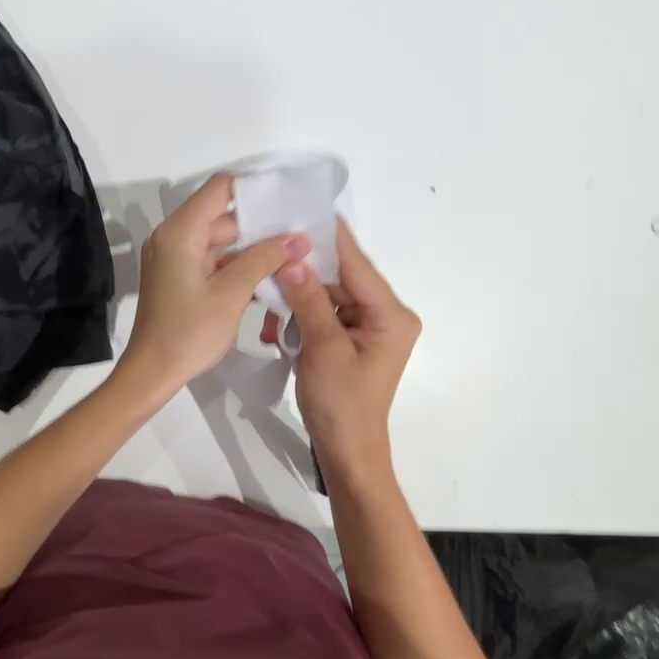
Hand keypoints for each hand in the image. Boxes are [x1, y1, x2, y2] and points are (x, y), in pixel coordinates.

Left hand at [116, 174, 300, 396]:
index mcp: (179, 233)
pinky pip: (211, 261)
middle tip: (302, 232)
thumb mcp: (232, 293)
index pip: (220, 189)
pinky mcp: (177, 278)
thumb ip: (265, 259)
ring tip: (295, 254)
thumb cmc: (189, 331)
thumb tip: (298, 238)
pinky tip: (271, 277)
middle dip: (261, 224)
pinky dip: (236, 266)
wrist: (152, 371)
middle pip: (222, 216)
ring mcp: (173, 259)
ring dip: (252, 248)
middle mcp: (172, 238)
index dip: (254, 188)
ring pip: (220, 241)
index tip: (289, 196)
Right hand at [266, 220, 419, 471]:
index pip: (357, 265)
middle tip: (269, 257)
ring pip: (327, 297)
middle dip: (304, 274)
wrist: (346, 449)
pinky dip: (299, 319)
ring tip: (267, 306)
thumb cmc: (341, 403)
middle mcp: (385, 316)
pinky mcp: (349, 342)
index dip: (331, 238)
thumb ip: (308, 302)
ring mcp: (367, 330)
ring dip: (297, 301)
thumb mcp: (322, 349)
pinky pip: (322, 317)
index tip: (306, 209)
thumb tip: (291, 261)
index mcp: (390, 315)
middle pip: (340, 279)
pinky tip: (277, 328)